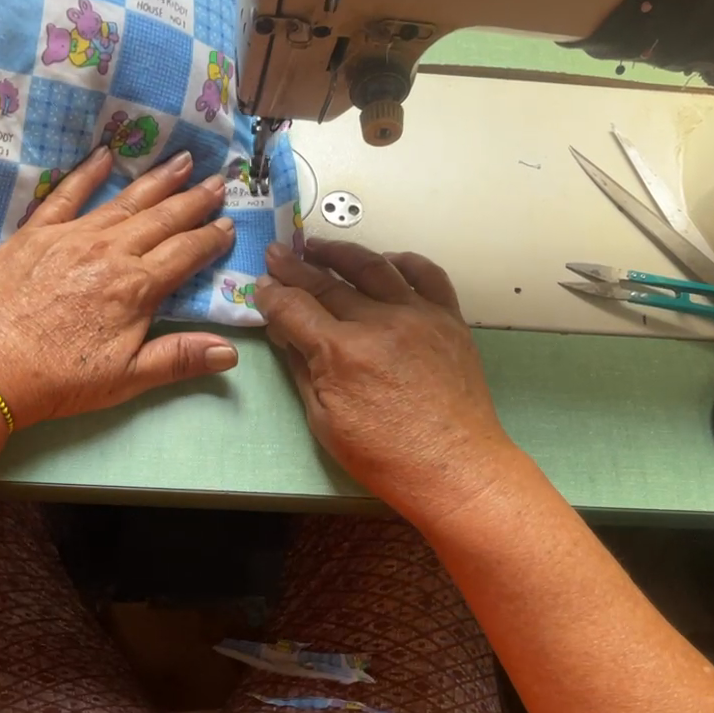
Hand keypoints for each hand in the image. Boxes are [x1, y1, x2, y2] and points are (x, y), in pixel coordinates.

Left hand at [0, 147, 237, 427]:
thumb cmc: (57, 380)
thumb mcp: (126, 379)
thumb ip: (179, 359)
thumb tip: (232, 353)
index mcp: (136, 287)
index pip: (185, 254)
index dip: (210, 239)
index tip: (228, 225)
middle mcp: (110, 252)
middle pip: (161, 220)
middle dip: (193, 200)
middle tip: (218, 180)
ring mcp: (71, 237)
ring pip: (124, 201)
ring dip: (156, 180)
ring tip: (182, 160)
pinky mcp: (35, 233)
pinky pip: (67, 194)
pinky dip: (87, 174)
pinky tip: (105, 156)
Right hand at [255, 240, 519, 523]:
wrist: (452, 466)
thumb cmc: (382, 455)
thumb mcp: (324, 421)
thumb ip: (303, 370)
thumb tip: (286, 334)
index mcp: (341, 353)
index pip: (294, 309)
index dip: (272, 296)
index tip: (261, 287)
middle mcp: (379, 323)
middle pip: (327, 283)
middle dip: (295, 267)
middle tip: (276, 253)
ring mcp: (418, 315)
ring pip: (373, 267)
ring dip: (341, 252)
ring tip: (319, 247)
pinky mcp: (448, 318)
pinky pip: (425, 274)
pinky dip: (402, 261)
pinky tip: (385, 261)